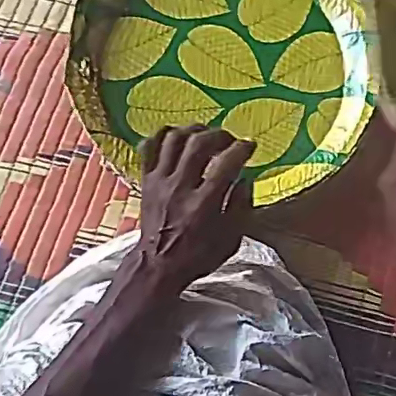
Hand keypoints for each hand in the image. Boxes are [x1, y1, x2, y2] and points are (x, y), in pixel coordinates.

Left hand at [126, 125, 255, 295]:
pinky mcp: (146, 180)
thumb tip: (245, 180)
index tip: (250, 145)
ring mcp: (160, 181)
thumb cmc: (197, 255)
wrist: (158, 265)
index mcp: (204, 203)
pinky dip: (162, 135)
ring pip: (174, 139)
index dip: (242, 148)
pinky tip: (175, 136)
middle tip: (230, 139)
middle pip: (199, 144)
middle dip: (219, 135)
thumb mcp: (230, 239)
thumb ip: (240, 207)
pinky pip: (149, 147)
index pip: (226, 163)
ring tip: (205, 134)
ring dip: (193, 130)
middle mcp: (180, 187)